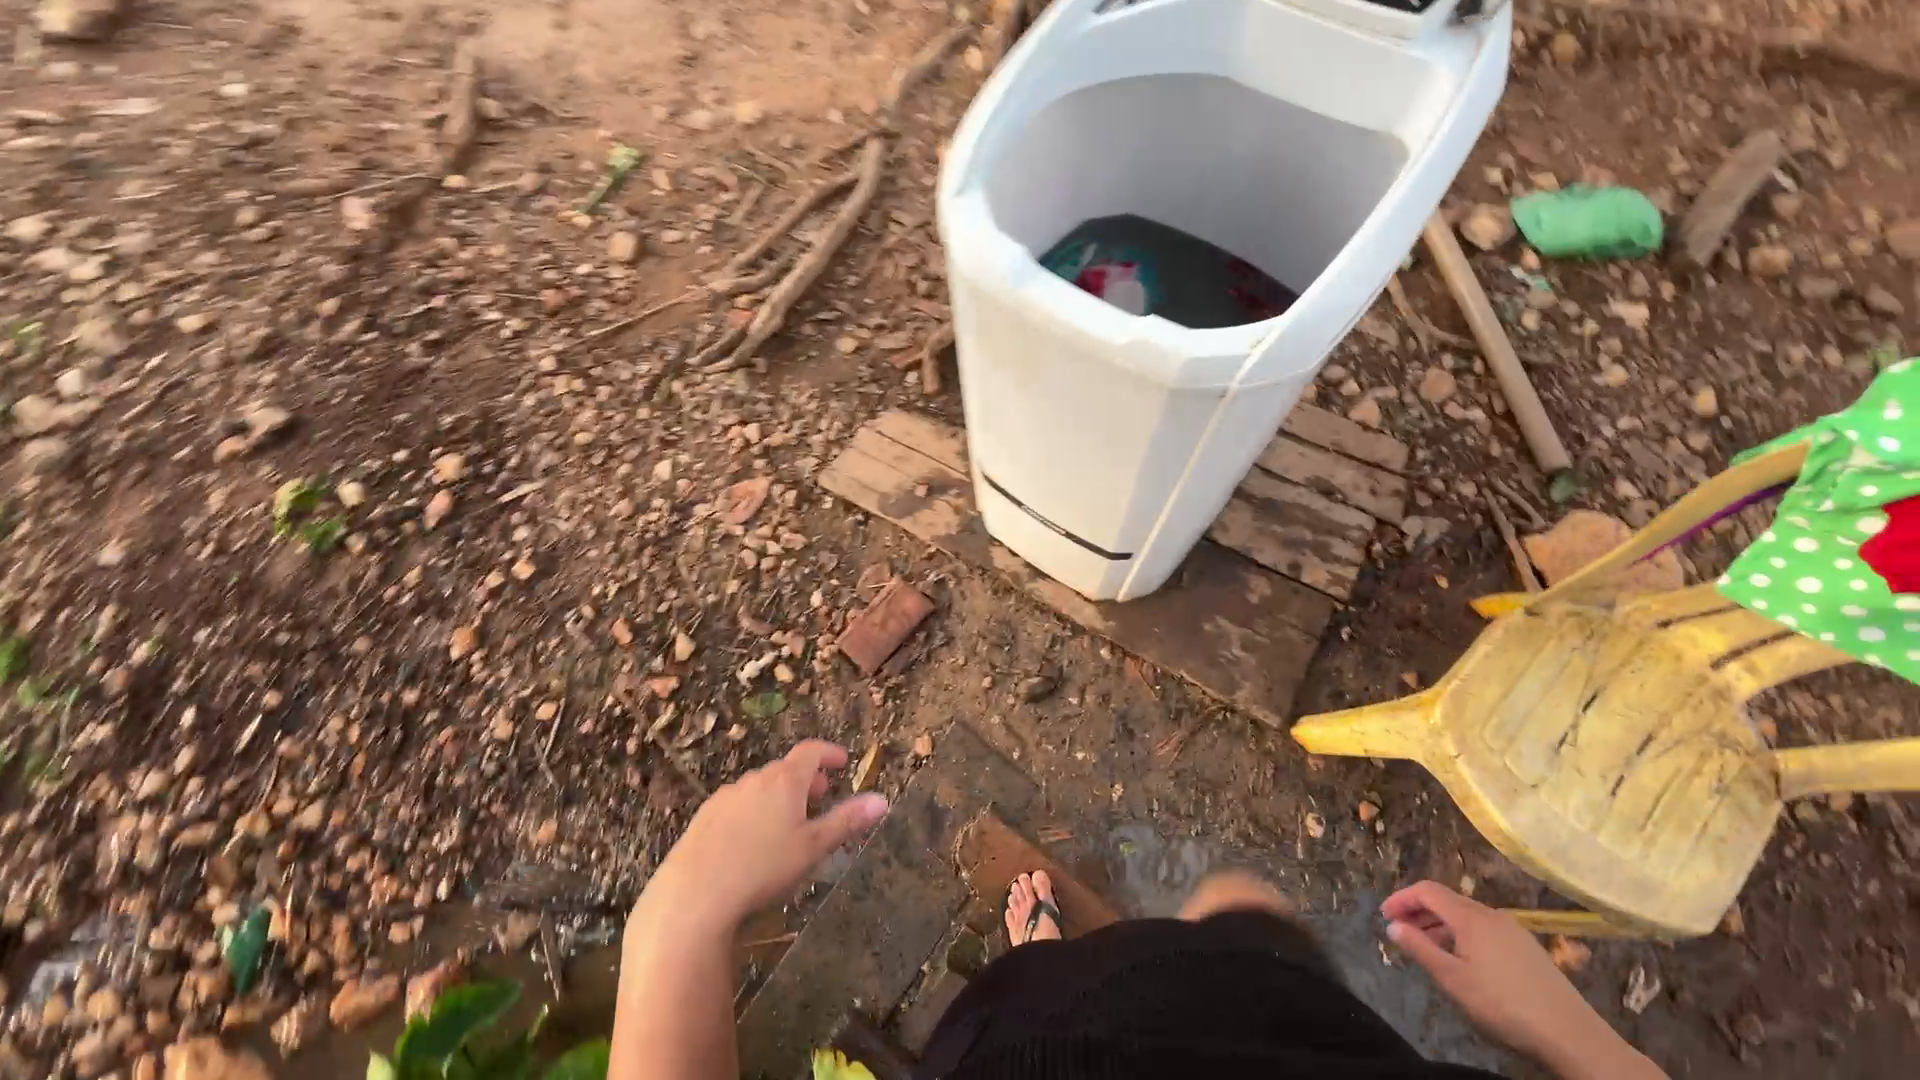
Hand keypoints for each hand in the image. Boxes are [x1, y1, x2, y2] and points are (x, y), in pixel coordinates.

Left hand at [636, 741, 888, 936]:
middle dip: (806, 780)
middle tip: (821, 796)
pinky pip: (738, 805)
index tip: (843, 762)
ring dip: (779, 796)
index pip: (810, 752)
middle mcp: (754, 780)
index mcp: (784, 780)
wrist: (693, 896)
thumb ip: (847, 821)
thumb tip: (882, 800)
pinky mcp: (704, 818)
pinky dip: (755, 811)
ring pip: (760, 788)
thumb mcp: (813, 848)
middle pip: (785, 770)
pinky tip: (753, 842)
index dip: (829, 753)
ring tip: (790, 822)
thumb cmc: (763, 868)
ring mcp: (725, 798)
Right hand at [1382, 882, 1662, 1079]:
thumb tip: (1394, 925)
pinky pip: (1484, 930)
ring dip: (1439, 924)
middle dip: (1418, 911)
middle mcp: (1492, 915)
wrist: (1572, 1035)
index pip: (1427, 891)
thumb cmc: (1503, 1004)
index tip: (1384, 917)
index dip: (1401, 898)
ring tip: (1425, 947)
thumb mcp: (1452, 979)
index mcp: (1471, 917)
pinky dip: (1461, 935)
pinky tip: (1461, 960)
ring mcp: (1513, 931)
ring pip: (1466, 916)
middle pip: (1447, 900)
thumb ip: (1420, 948)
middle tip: (1399, 931)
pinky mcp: (1527, 948)